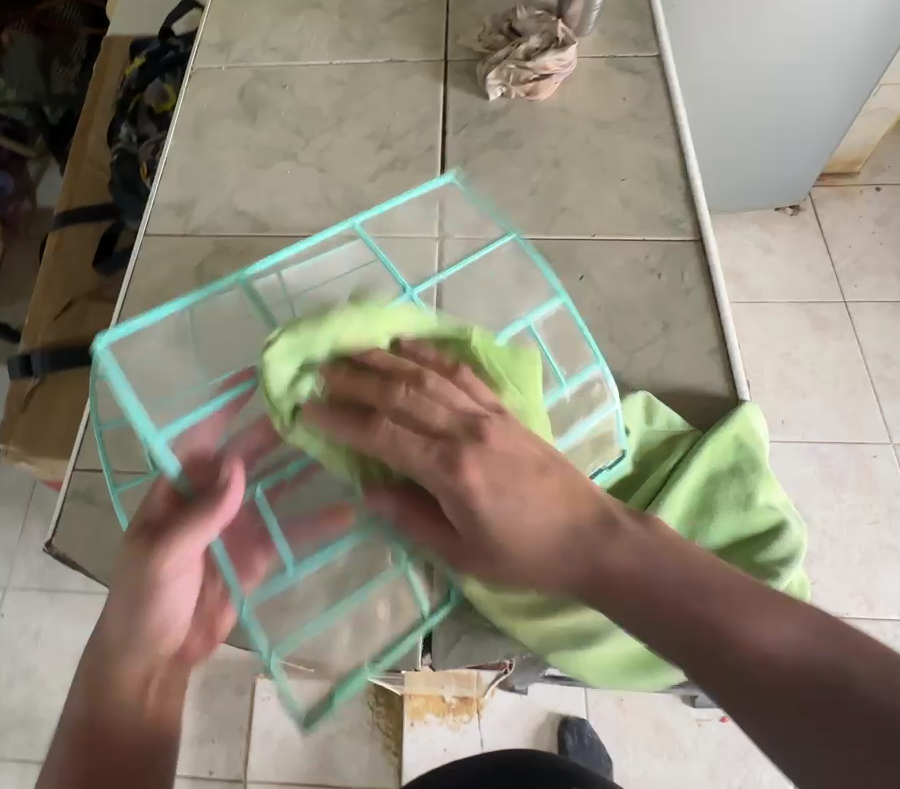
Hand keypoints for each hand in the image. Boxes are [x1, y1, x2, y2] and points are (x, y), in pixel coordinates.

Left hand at [86, 390, 356, 692]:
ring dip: (304, 466)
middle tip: (316, 405)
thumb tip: (236, 466)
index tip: (255, 374)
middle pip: (249, 454)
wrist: (154, 658)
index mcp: (178, 488)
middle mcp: (211, 497)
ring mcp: (238, 524)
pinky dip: (317, 521)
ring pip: (276, 486)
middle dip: (277, 430)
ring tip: (341, 443)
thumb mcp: (161, 553)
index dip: (225, 404)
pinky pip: (291, 531)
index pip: (203, 435)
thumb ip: (199, 513)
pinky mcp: (259, 554)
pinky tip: (349, 510)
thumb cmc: (143, 598)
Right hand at [304, 340, 632, 596]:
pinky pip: (461, 373)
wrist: (590, 537)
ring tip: (351, 350)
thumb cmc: (523, 555)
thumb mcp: (461, 554)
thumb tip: (367, 489)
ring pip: (427, 376)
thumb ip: (411, 518)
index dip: (343, 420)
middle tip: (320, 371)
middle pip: (400, 395)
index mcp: (451, 471)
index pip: (383, 435)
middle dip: (356, 381)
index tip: (309, 409)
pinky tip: (407, 344)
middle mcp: (465, 431)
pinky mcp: (503, 409)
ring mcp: (486, 415)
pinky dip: (432, 355)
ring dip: (386, 360)